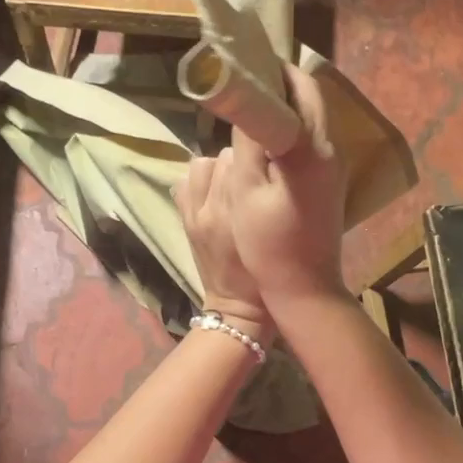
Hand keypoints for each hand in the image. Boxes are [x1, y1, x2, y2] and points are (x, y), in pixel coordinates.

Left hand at [177, 147, 272, 342]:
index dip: (260, 152)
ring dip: (216, 168)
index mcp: (240, 206)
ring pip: (201, 165)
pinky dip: (197, 182)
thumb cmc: (270, 274)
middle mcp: (213, 204)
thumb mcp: (278, 231)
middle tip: (255, 173)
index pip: (245, 155)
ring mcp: (195, 212)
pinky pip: (184, 185)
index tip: (272, 159)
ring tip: (230, 182)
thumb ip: (271, 195)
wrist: (237, 310)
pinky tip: (211, 193)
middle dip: (240, 160)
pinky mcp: (186, 221)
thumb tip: (271, 159)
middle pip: (224, 157)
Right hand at [220, 65, 346, 306]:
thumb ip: (248, 142)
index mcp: (310, 148)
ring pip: (310, 115)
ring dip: (283, 102)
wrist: (305, 288)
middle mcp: (329, 148)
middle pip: (308, 96)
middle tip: (241, 75)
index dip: (270, 69)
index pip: (297, 87)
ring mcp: (333, 164)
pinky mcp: (329, 178)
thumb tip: (246, 101)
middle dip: (277, 80)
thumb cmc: (269, 244)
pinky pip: (309, 136)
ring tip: (246, 98)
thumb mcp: (247, 191)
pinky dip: (287, 123)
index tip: (242, 58)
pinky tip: (262, 133)